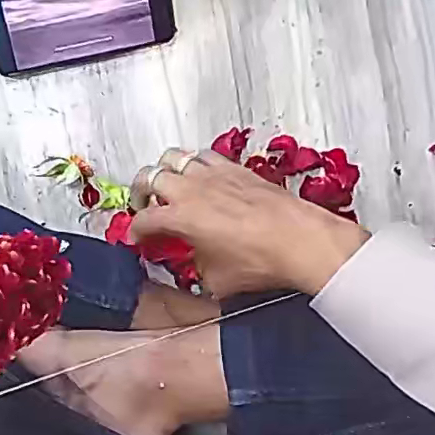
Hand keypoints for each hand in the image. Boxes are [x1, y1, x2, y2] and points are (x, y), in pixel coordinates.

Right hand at [130, 148, 369, 296]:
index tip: (139, 240)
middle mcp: (191, 189)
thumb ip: (198, 267)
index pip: (143, 220)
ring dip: (165, 170)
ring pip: (174, 157)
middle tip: (146, 206)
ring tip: (169, 185)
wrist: (298, 239)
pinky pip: (204, 155)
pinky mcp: (235, 168)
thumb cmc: (259, 260)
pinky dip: (196, 163)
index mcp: (180, 217)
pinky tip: (202, 177)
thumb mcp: (217, 279)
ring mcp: (213, 173)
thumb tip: (199, 264)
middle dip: (140, 192)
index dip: (136, 232)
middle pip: (148, 177)